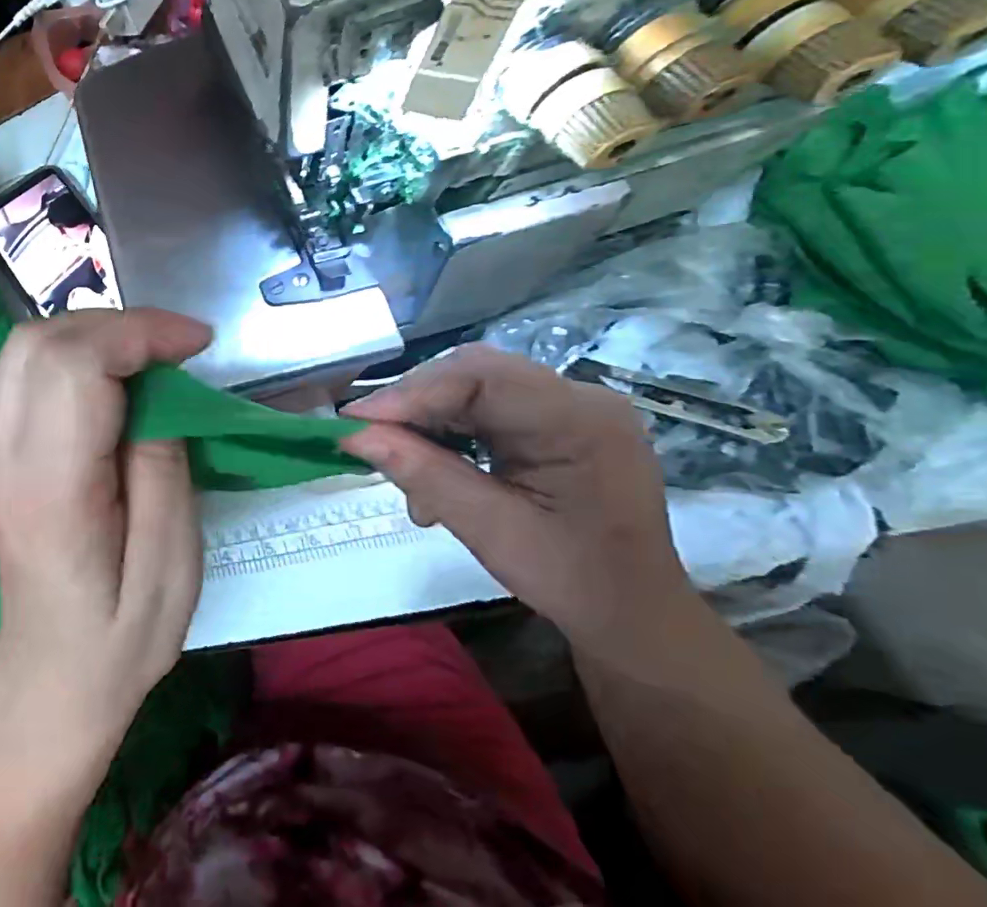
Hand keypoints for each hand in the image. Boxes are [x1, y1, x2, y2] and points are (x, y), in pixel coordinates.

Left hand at [0, 308, 213, 777]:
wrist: (50, 678)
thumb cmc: (120, 639)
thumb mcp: (170, 568)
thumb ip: (163, 470)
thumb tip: (158, 397)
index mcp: (51, 487)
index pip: (72, 366)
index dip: (137, 334)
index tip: (197, 344)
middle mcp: (7, 457)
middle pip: (39, 343)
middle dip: (116, 324)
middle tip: (177, 348)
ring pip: (26, 350)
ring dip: (94, 334)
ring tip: (153, 358)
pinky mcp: (0, 455)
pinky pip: (27, 376)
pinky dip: (76, 356)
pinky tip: (118, 380)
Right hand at [339, 344, 704, 662]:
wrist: (631, 613)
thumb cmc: (572, 579)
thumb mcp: (491, 531)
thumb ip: (424, 475)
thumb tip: (354, 436)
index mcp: (581, 421)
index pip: (482, 379)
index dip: (412, 393)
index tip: (355, 422)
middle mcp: (579, 398)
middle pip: (475, 374)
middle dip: (414, 402)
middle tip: (366, 437)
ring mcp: (567, 407)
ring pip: (472, 387)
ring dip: (426, 419)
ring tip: (397, 461)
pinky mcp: (552, 422)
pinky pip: (484, 408)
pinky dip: (445, 431)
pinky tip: (429, 467)